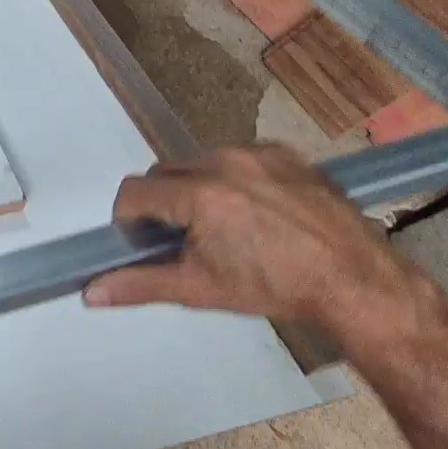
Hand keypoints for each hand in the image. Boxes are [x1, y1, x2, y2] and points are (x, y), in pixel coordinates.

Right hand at [83, 145, 428, 334]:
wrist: (358, 284)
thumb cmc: (274, 288)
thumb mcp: (199, 289)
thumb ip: (138, 285)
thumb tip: (89, 294)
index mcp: (198, 194)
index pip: (134, 191)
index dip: (128, 218)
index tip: (143, 242)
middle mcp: (223, 163)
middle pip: (165, 174)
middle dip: (163, 204)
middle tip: (183, 239)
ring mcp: (258, 155)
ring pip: (200, 164)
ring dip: (197, 189)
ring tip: (223, 227)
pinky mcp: (286, 155)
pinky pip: (238, 159)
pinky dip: (234, 179)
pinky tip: (256, 212)